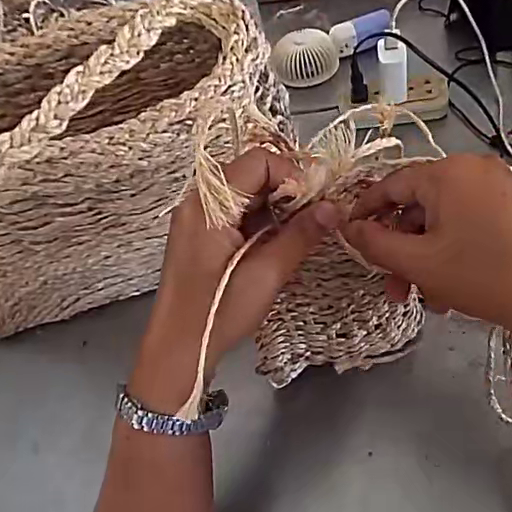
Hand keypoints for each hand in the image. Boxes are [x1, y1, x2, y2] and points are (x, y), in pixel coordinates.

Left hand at [131, 148, 338, 411]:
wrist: (178, 350)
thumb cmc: (218, 313)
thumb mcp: (267, 274)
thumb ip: (301, 235)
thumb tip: (333, 207)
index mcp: (208, 204)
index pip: (258, 161)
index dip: (293, 175)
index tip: (317, 203)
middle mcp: (199, 201)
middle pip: (252, 172)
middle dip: (288, 191)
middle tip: (314, 219)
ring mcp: (198, 217)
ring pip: (247, 193)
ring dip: (277, 207)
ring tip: (299, 234)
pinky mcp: (202, 235)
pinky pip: (238, 212)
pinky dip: (262, 221)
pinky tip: (278, 243)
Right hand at [341, 155, 511, 344]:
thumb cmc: (480, 274)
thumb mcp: (417, 262)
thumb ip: (374, 243)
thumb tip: (346, 227)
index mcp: (447, 172)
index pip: (390, 184)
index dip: (364, 212)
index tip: (347, 236)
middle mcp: (472, 170)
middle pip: (417, 206)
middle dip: (399, 249)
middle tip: (391, 284)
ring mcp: (496, 188)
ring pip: (441, 221)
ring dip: (423, 258)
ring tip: (423, 297)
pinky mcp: (511, 209)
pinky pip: (465, 226)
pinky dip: (449, 253)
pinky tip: (448, 292)